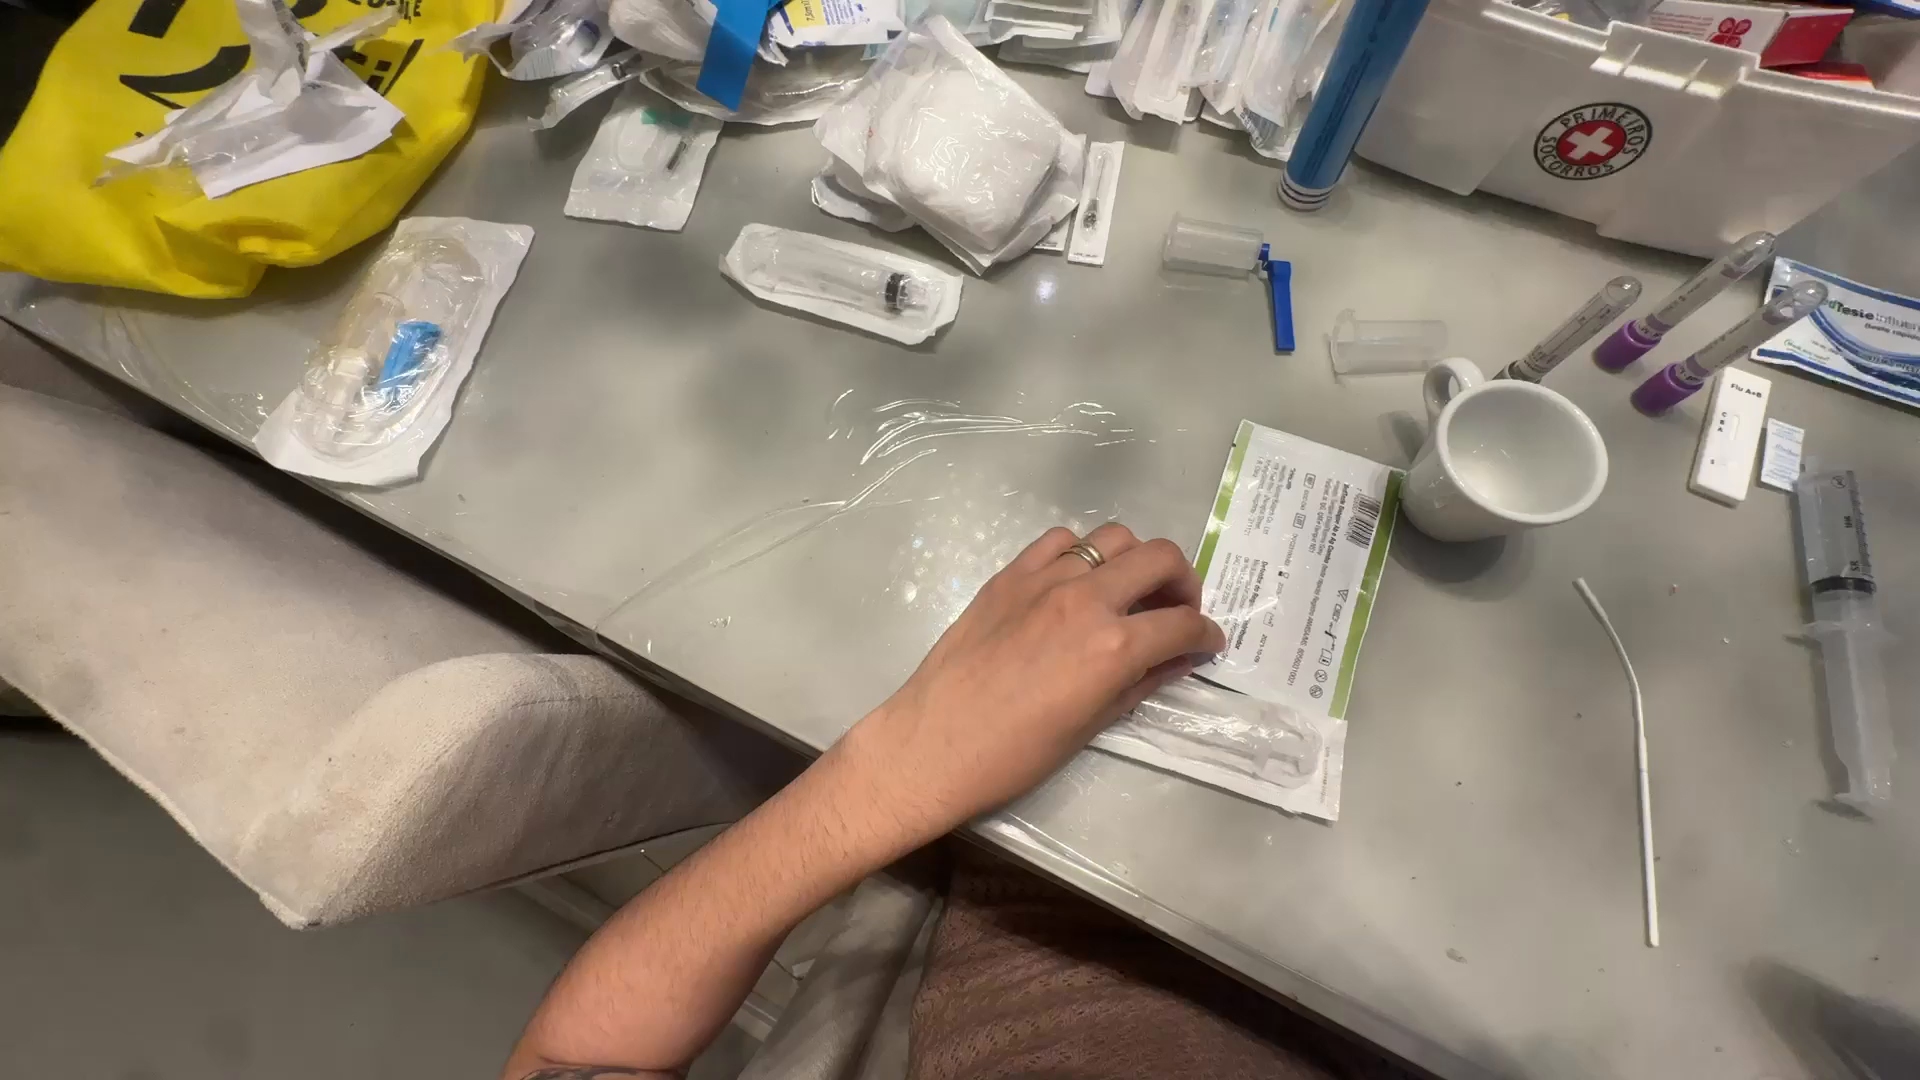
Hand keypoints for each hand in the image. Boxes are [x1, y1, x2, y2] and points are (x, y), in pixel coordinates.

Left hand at [840, 523, 1225, 839]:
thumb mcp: (1092, 724)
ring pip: (1111, 538)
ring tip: (1126, 592)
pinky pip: (1059, 541)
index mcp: (1112, 646)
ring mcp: (1043, 580)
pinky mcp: (1008, 574)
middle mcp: (1084, 599)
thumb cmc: (1015, 753)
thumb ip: (1144, 681)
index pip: (1183, 623)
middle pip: (1159, 557)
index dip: (1206, 633)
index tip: (1207, 642)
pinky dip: (1080, 554)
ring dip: (1133, 561)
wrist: (933, 742)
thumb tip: (1181, 658)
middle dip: (1183, 582)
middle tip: (1176, 609)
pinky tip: (1075, 581)